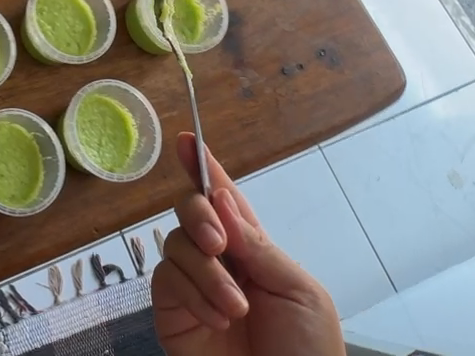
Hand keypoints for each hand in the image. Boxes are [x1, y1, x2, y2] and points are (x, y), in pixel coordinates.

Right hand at [151, 134, 343, 355]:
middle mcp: (218, 260)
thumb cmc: (309, 354)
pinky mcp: (170, 310)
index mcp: (253, 252)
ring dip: (206, 272)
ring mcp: (191, 285)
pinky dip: (192, 293)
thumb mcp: (300, 294)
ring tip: (234, 308)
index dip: (204, 168)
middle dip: (198, 214)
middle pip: (190, 210)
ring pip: (175, 243)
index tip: (188, 139)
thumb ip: (257, 245)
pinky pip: (166, 278)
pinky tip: (216, 319)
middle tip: (218, 243)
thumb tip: (220, 198)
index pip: (225, 201)